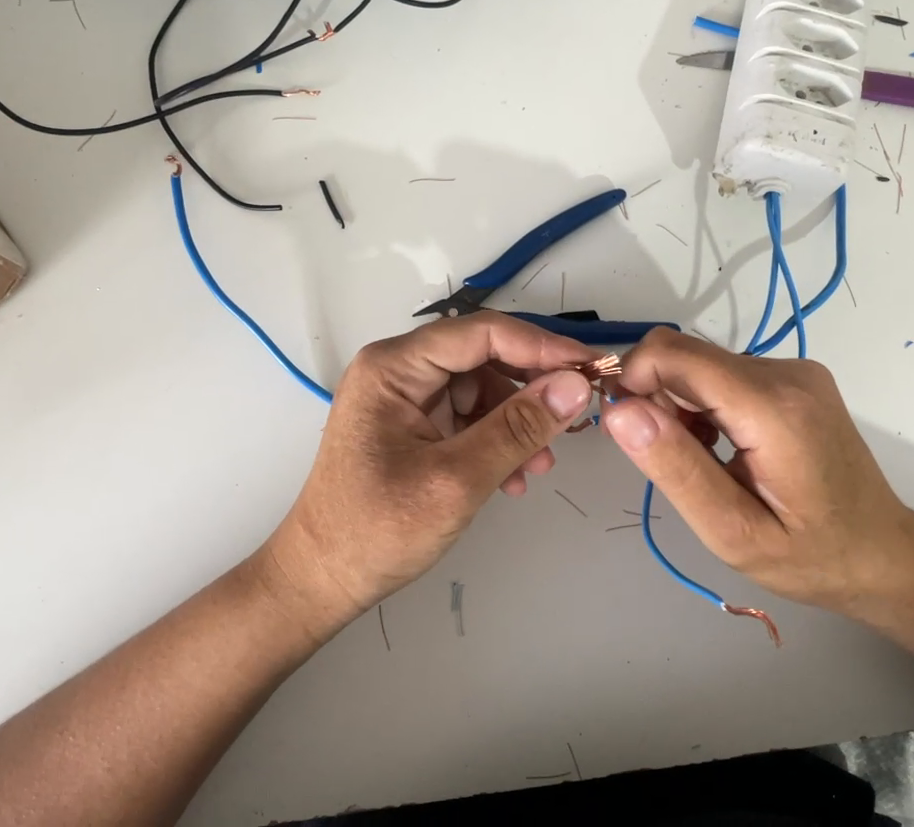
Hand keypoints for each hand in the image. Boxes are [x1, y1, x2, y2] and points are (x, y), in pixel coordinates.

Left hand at [258, 312, 596, 629]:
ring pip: (478, 390)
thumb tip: (576, 385)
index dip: (539, 345)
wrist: (322, 579)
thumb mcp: (457, 479)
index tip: (590, 367)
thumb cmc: (379, 529)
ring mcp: (401, 399)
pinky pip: (465, 418)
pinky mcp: (409, 426)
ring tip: (539, 467)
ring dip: (515, 424)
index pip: (479, 333)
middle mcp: (395, 371)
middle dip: (528, 390)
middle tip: (576, 417)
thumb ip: (517, 429)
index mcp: (393, 367)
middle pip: (480, 358)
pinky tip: (513, 478)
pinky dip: (493, 442)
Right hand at [600, 329, 913, 613]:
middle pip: (682, 356)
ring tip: (699, 461)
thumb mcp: (732, 532)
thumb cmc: (812, 558)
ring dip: (677, 405)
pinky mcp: (792, 378)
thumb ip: (675, 468)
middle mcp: (784, 371)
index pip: (672, 354)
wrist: (886, 557)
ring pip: (697, 364)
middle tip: (664, 459)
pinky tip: (718, 448)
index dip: (631, 380)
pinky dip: (701, 404)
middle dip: (653, 398)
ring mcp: (792, 371)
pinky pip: (720, 373)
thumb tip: (617, 410)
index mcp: (772, 407)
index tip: (624, 431)